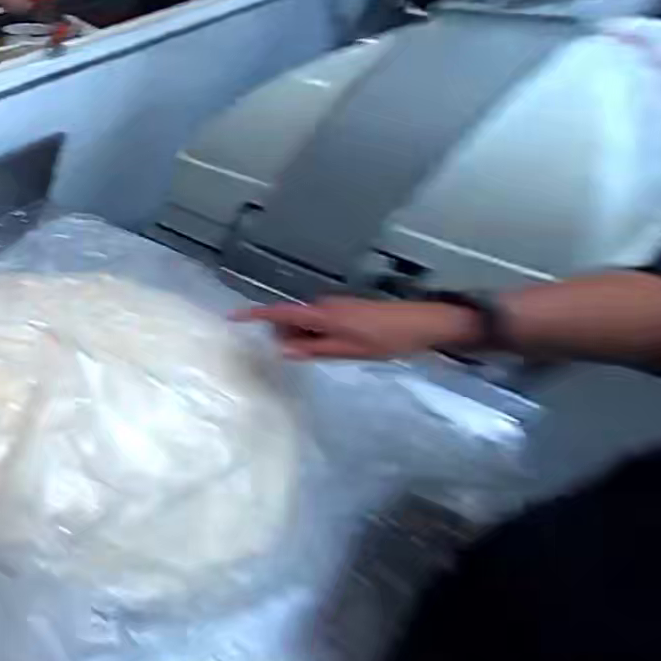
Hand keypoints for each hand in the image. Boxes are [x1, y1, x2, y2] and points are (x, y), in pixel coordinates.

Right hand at [233, 298, 481, 360]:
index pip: (277, 312)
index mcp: (320, 315)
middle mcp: (322, 305)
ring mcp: (334, 305)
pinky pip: (318, 320)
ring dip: (303, 335)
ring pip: (305, 320)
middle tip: (294, 355)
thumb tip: (282, 350)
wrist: (429, 323)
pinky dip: (316, 332)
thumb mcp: (349, 351)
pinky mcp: (345, 309)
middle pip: (289, 317)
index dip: (253, 315)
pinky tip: (334, 346)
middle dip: (284, 334)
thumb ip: (314, 350)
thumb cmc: (387, 339)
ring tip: (322, 353)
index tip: (231, 317)